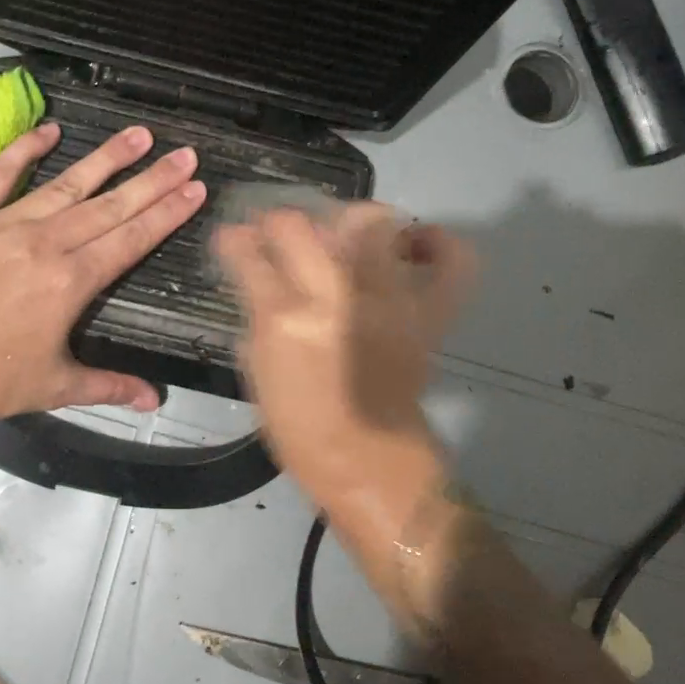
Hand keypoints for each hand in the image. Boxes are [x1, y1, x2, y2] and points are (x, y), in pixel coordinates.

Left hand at [0, 122, 205, 428]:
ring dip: (105, 159)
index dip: (166, 214)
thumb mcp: (53, 388)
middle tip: (186, 155)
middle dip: (152, 180)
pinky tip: (49, 130)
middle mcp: (45, 244)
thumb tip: (155, 400)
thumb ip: (108, 386)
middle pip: (110, 206)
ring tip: (138, 136)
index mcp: (71, 283)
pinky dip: (23, 150)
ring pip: (65, 184)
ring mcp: (3, 224)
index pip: (130, 240)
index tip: (194, 189)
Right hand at [212, 204, 470, 511]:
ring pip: (371, 221)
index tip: (233, 240)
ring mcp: (389, 300)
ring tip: (339, 239)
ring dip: (345, 222)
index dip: (235, 239)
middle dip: (279, 222)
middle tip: (279, 236)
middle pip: (301, 224)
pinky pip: (451, 261)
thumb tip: (257, 274)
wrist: (369, 462)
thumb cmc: (300, 425)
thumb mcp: (258, 369)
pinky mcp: (428, 313)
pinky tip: (410, 245)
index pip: (250, 251)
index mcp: (285, 318)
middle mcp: (336, 296)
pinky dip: (436, 244)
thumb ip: (257, 313)